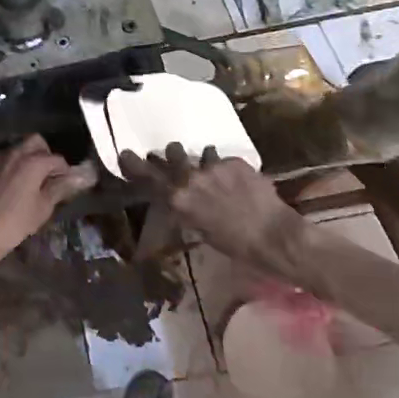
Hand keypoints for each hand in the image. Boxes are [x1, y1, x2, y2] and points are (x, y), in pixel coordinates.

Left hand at [0, 135, 95, 266]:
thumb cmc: (18, 221)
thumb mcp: (44, 207)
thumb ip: (60, 188)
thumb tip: (75, 179)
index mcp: (33, 162)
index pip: (57, 159)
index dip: (65, 170)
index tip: (66, 181)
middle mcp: (16, 153)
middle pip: (36, 142)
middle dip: (46, 154)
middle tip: (49, 173)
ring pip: (19, 147)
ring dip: (29, 156)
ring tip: (32, 177)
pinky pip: (5, 157)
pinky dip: (14, 163)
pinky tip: (15, 181)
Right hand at [119, 144, 307, 272]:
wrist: (272, 235)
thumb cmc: (235, 244)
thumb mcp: (201, 229)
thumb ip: (187, 208)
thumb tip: (181, 198)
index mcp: (179, 200)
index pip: (149, 177)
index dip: (135, 164)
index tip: (126, 153)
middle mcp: (192, 178)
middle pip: (174, 155)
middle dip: (173, 155)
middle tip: (174, 155)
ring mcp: (215, 166)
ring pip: (202, 155)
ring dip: (203, 161)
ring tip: (212, 170)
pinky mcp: (236, 161)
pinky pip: (225, 160)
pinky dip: (227, 169)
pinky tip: (238, 182)